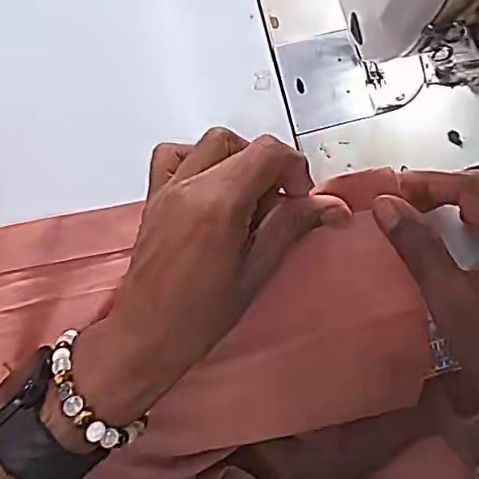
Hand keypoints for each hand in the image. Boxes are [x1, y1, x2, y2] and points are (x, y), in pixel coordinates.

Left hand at [70, 129, 348, 429]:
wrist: (146, 335)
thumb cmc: (200, 316)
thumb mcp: (256, 272)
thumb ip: (291, 227)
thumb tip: (332, 206)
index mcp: (219, 203)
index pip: (268, 152)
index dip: (295, 170)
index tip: (300, 200)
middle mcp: (190, 186)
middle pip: (245, 145)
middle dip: (271, 168)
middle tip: (278, 206)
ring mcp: (168, 188)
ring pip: (213, 143)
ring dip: (239, 159)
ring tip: (248, 198)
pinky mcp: (154, 196)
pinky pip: (174, 155)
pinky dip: (198, 160)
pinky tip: (211, 190)